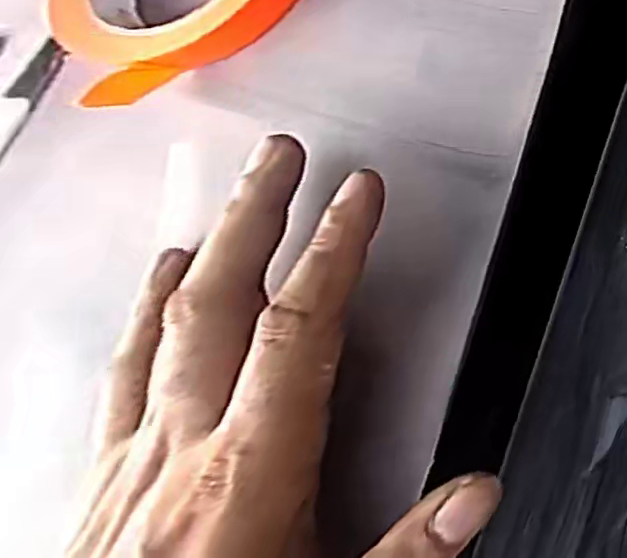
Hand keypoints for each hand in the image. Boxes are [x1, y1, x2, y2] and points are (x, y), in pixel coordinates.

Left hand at [68, 134, 499, 557]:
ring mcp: (127, 466)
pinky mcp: (94, 487)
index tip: (359, 194)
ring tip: (223, 204)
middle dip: (256, 220)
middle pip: (218, 306)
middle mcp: (182, 452)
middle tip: (282, 159)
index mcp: (250, 469)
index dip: (336, 250)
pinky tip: (153, 293)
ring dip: (200, 254)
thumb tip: (480, 491)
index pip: (299, 328)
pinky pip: (117, 379)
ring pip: (161, 332)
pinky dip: (142, 319)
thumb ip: (408, 548)